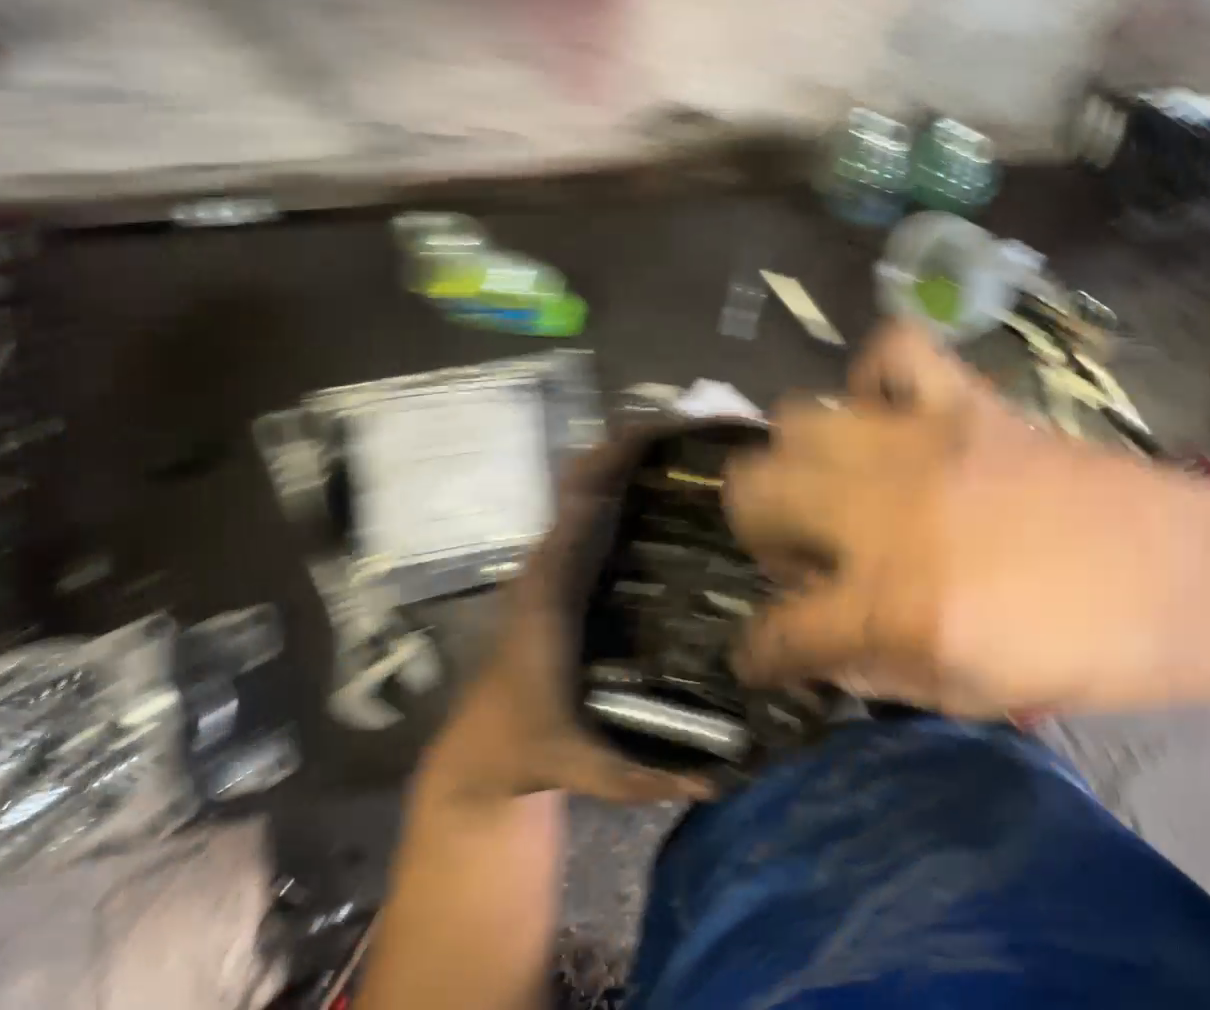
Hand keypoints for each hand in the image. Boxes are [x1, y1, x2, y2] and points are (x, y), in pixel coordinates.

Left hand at [423, 442, 712, 806]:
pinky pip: (605, 516)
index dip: (619, 460)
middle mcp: (551, 566)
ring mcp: (560, 567)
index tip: (677, 433)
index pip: (579, 505)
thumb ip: (652, 776)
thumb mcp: (592, 768)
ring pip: (599, 493)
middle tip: (722, 433)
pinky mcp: (571, 575)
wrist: (482, 756)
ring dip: (648, 463)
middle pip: (593, 480)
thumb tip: (727, 771)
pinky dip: (642, 490)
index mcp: (549, 595)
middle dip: (650, 448)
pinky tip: (696, 494)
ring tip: (719, 450)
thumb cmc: (533, 751)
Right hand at [723, 323, 1209, 717]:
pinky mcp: (974, 401)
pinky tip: (892, 421)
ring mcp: (930, 443)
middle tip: (810, 563)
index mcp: (895, 606)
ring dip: (803, 465)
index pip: (776, 632)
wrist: (1190, 583)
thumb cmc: (1089, 659)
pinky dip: (875, 379)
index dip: (761, 655)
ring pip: (799, 417)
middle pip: (753, 492)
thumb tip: (814, 645)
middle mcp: (892, 512)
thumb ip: (875, 668)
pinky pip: (894, 349)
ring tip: (845, 494)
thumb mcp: (971, 696)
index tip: (769, 657)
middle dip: (762, 539)